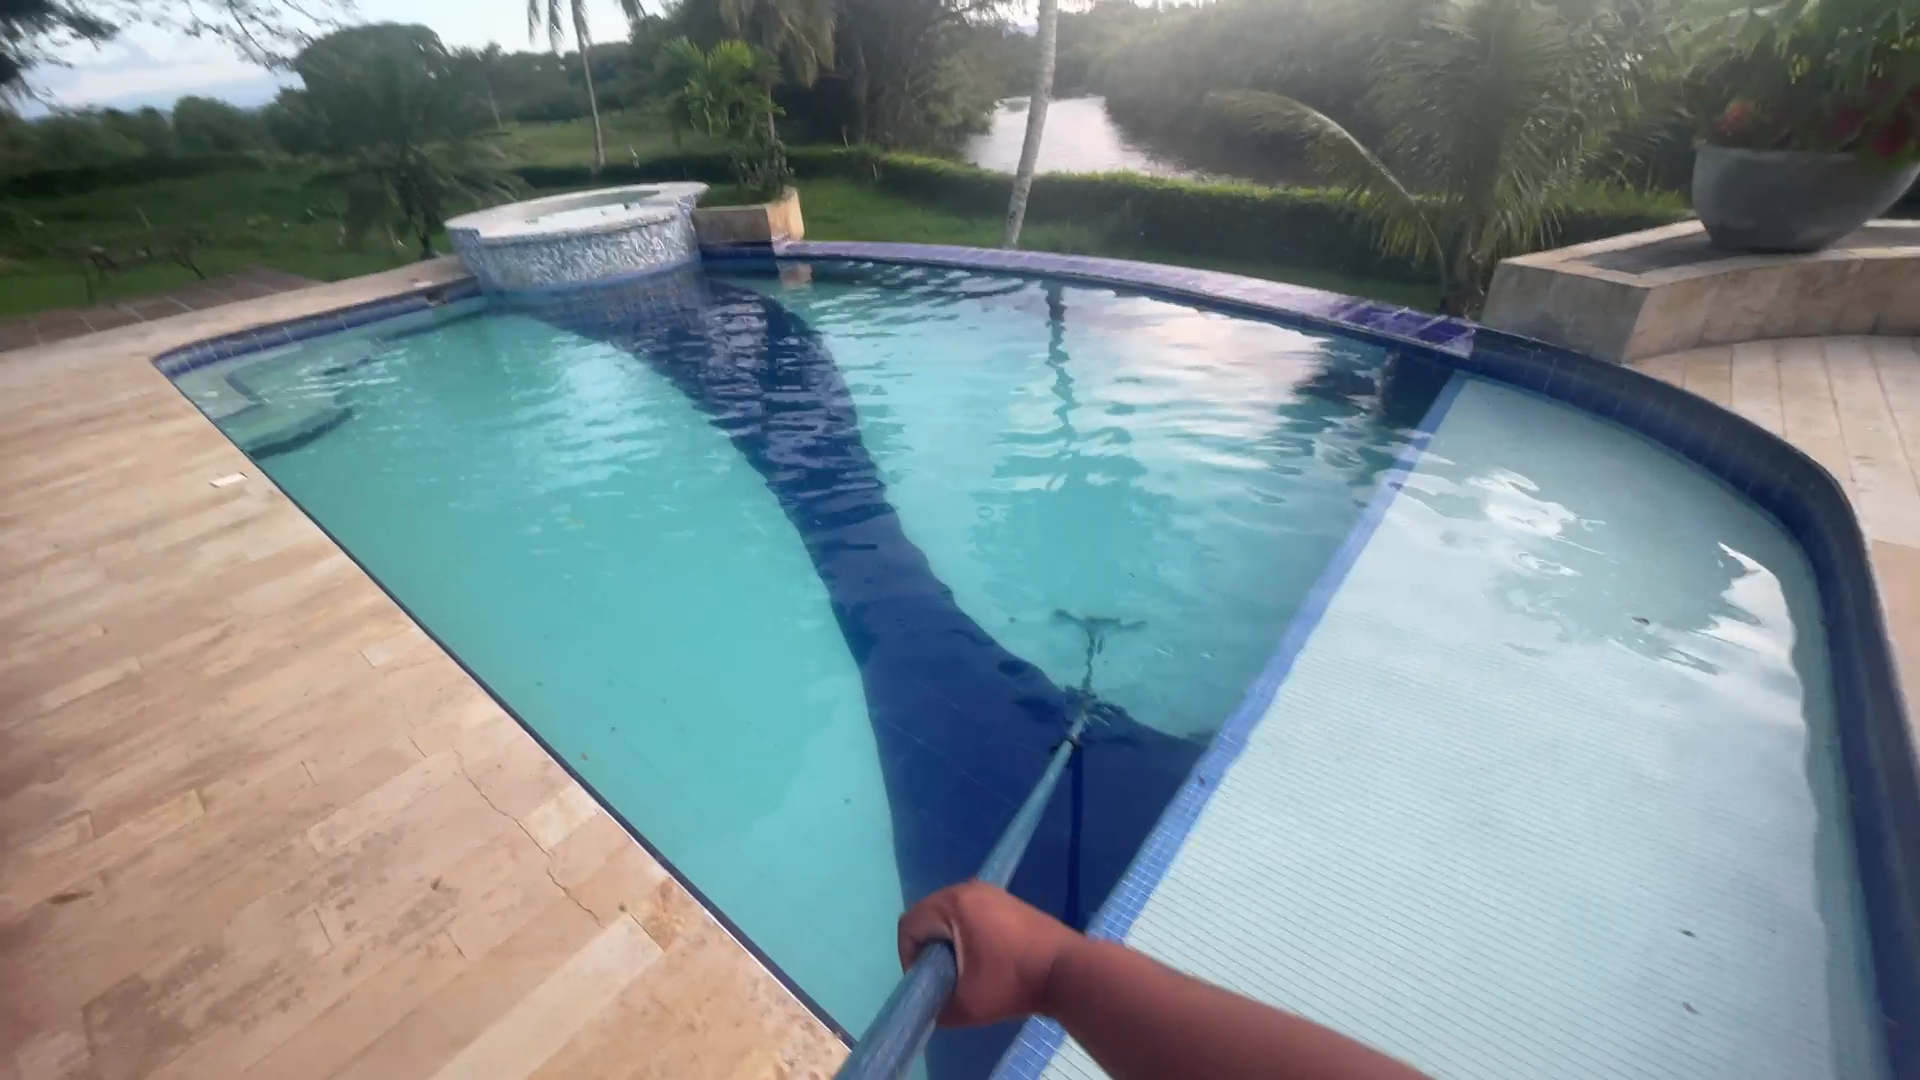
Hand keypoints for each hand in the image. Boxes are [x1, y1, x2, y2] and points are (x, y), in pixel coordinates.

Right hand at [897, 882, 1082, 1027]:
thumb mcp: (965, 1006)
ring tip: (963, 969)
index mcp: (953, 904)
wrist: (1064, 969)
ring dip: (946, 939)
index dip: (908, 956)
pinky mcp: (1004, 899)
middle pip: (927, 914)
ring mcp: (988, 890)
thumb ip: (935, 1007)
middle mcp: (967, 888)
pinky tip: (984, 958)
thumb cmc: (1012, 982)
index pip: (909, 924)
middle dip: (927, 947)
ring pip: (948, 913)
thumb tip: (928, 1003)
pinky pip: (969, 911)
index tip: (928, 982)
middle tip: (942, 977)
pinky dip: (965, 932)